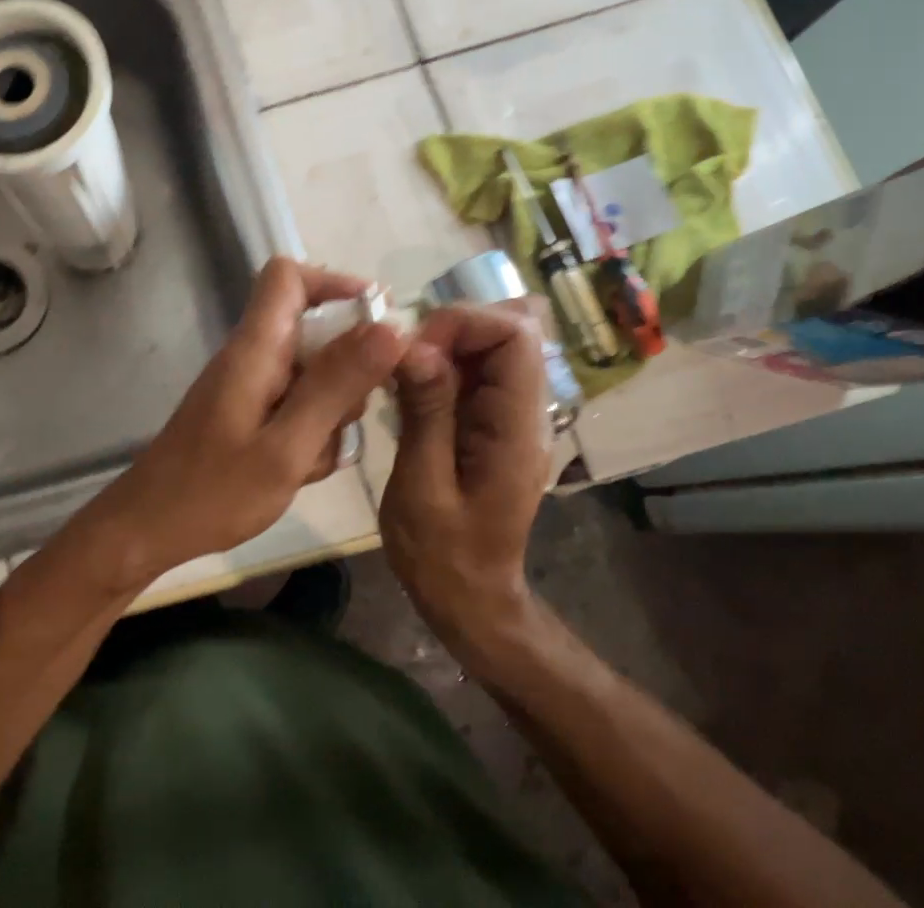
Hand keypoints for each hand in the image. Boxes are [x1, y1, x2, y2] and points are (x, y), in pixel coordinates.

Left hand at [75, 258, 406, 586]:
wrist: (149, 529)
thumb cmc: (214, 493)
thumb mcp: (287, 446)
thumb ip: (335, 386)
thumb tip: (389, 327)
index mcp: (254, 350)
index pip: (289, 277)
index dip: (337, 285)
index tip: (379, 327)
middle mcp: (250, 359)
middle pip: (312, 331)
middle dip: (347, 370)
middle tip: (348, 419)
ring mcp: (247, 389)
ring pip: (310, 376)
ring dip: (330, 412)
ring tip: (314, 457)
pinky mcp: (246, 417)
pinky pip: (294, 408)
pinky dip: (308, 435)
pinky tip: (300, 472)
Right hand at [379, 304, 554, 632]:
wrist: (470, 599)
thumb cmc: (442, 555)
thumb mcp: (421, 488)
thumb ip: (425, 414)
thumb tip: (414, 346)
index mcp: (515, 428)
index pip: (516, 335)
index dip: (463, 323)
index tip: (411, 350)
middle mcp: (525, 413)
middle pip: (510, 331)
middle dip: (451, 330)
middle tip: (401, 362)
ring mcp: (511, 419)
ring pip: (492, 349)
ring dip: (442, 348)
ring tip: (398, 377)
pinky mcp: (492, 428)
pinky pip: (475, 376)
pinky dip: (440, 369)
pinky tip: (406, 394)